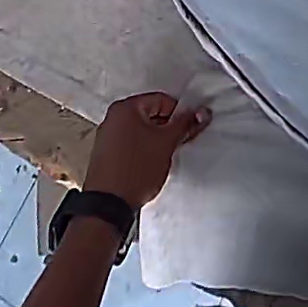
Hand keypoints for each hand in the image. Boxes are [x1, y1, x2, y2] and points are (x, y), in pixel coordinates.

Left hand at [83, 91, 209, 205]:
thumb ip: (186, 123)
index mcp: (125, 108)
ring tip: (165, 154)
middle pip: (151, 113)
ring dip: (156, 138)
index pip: (162, 100)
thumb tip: (202, 112)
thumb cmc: (136, 169)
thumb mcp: (168, 142)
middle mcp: (112, 119)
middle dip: (168, 126)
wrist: (108, 207)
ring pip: (141, 130)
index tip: (187, 127)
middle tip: (179, 140)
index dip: (179, 113)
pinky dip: (144, 148)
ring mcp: (106, 138)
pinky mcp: (105, 155)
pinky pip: (131, 143)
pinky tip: (151, 162)